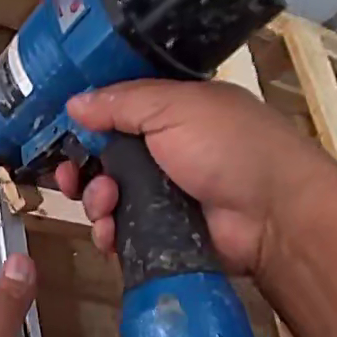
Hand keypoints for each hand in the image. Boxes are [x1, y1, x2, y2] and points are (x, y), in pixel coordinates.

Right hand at [53, 79, 329, 275]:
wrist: (273, 216)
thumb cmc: (229, 148)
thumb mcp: (176, 108)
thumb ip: (121, 103)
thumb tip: (73, 103)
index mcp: (171, 115)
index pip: (116, 115)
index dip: (86, 125)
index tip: (64, 136)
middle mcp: (163, 154)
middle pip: (103, 161)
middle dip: (81, 171)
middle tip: (70, 179)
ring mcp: (161, 197)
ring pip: (107, 200)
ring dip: (95, 202)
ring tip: (105, 204)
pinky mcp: (161, 234)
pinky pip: (120, 233)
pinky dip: (109, 234)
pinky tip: (110, 234)